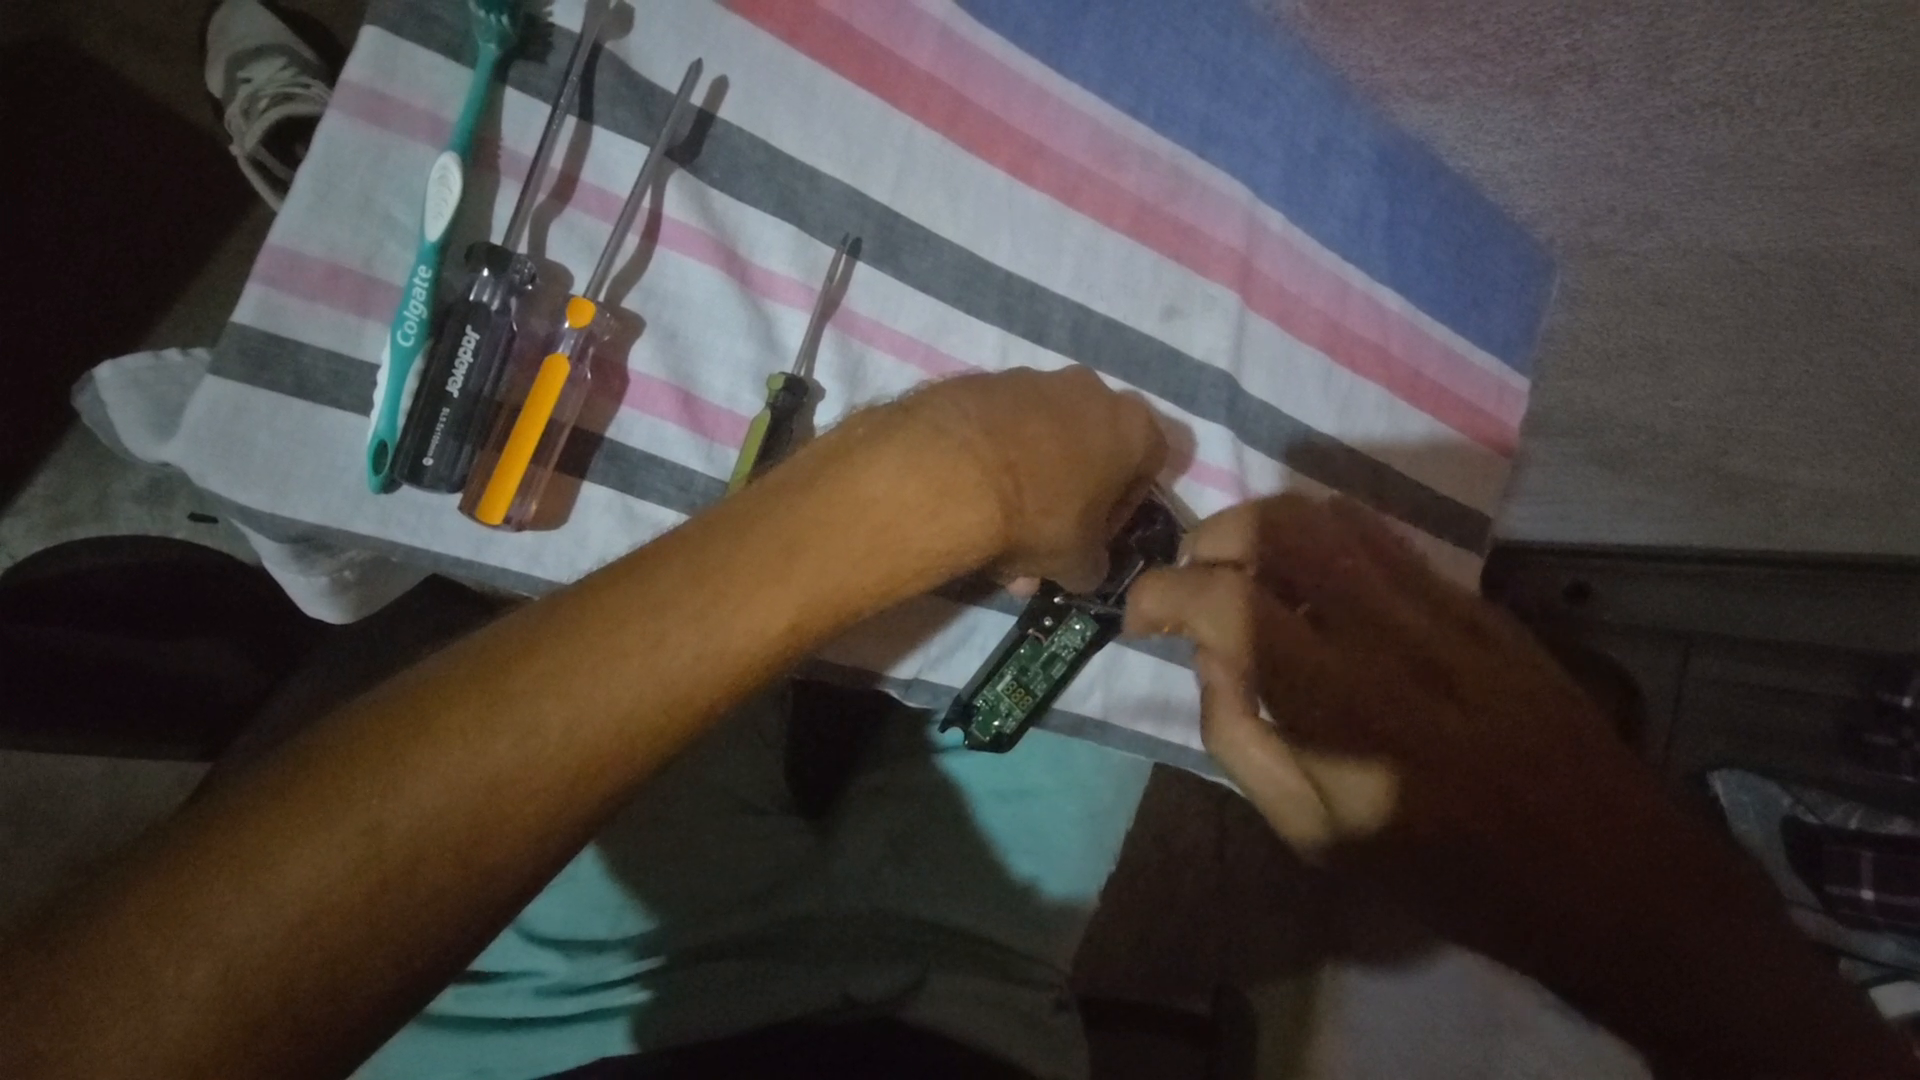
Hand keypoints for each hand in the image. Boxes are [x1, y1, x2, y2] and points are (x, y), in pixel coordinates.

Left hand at [880, 366, 1168, 591]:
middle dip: (1067, 498)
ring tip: (994, 532)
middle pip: (1087, 450)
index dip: (1121, 510)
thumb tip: (1085, 570)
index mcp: (1132, 425)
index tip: (1093, 538)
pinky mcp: (980, 381)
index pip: (1148, 466)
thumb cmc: (1038, 517)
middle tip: (1040, 542)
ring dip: (1027, 481)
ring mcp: (1030, 378)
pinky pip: (997, 427)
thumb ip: (1093, 565)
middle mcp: (1088, 389)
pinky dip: (990, 458)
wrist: (950, 473)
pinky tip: (968, 498)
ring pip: (1039, 439)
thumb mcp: (1077, 563)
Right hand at [1123, 494, 1653, 911]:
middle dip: (1210, 539)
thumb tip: (1209, 654)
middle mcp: (1384, 627)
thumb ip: (1238, 735)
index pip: (1222, 599)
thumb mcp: (1311, 830)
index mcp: (1335, 696)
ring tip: (1248, 574)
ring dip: (1265, 530)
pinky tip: (1317, 584)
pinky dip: (1324, 541)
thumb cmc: (1439, 867)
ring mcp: (1439, 603)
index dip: (1159, 593)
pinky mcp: (1475, 601)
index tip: (1139, 617)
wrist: (1607, 874)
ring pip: (1330, 514)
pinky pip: (1382, 538)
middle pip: (1277, 524)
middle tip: (1193, 582)